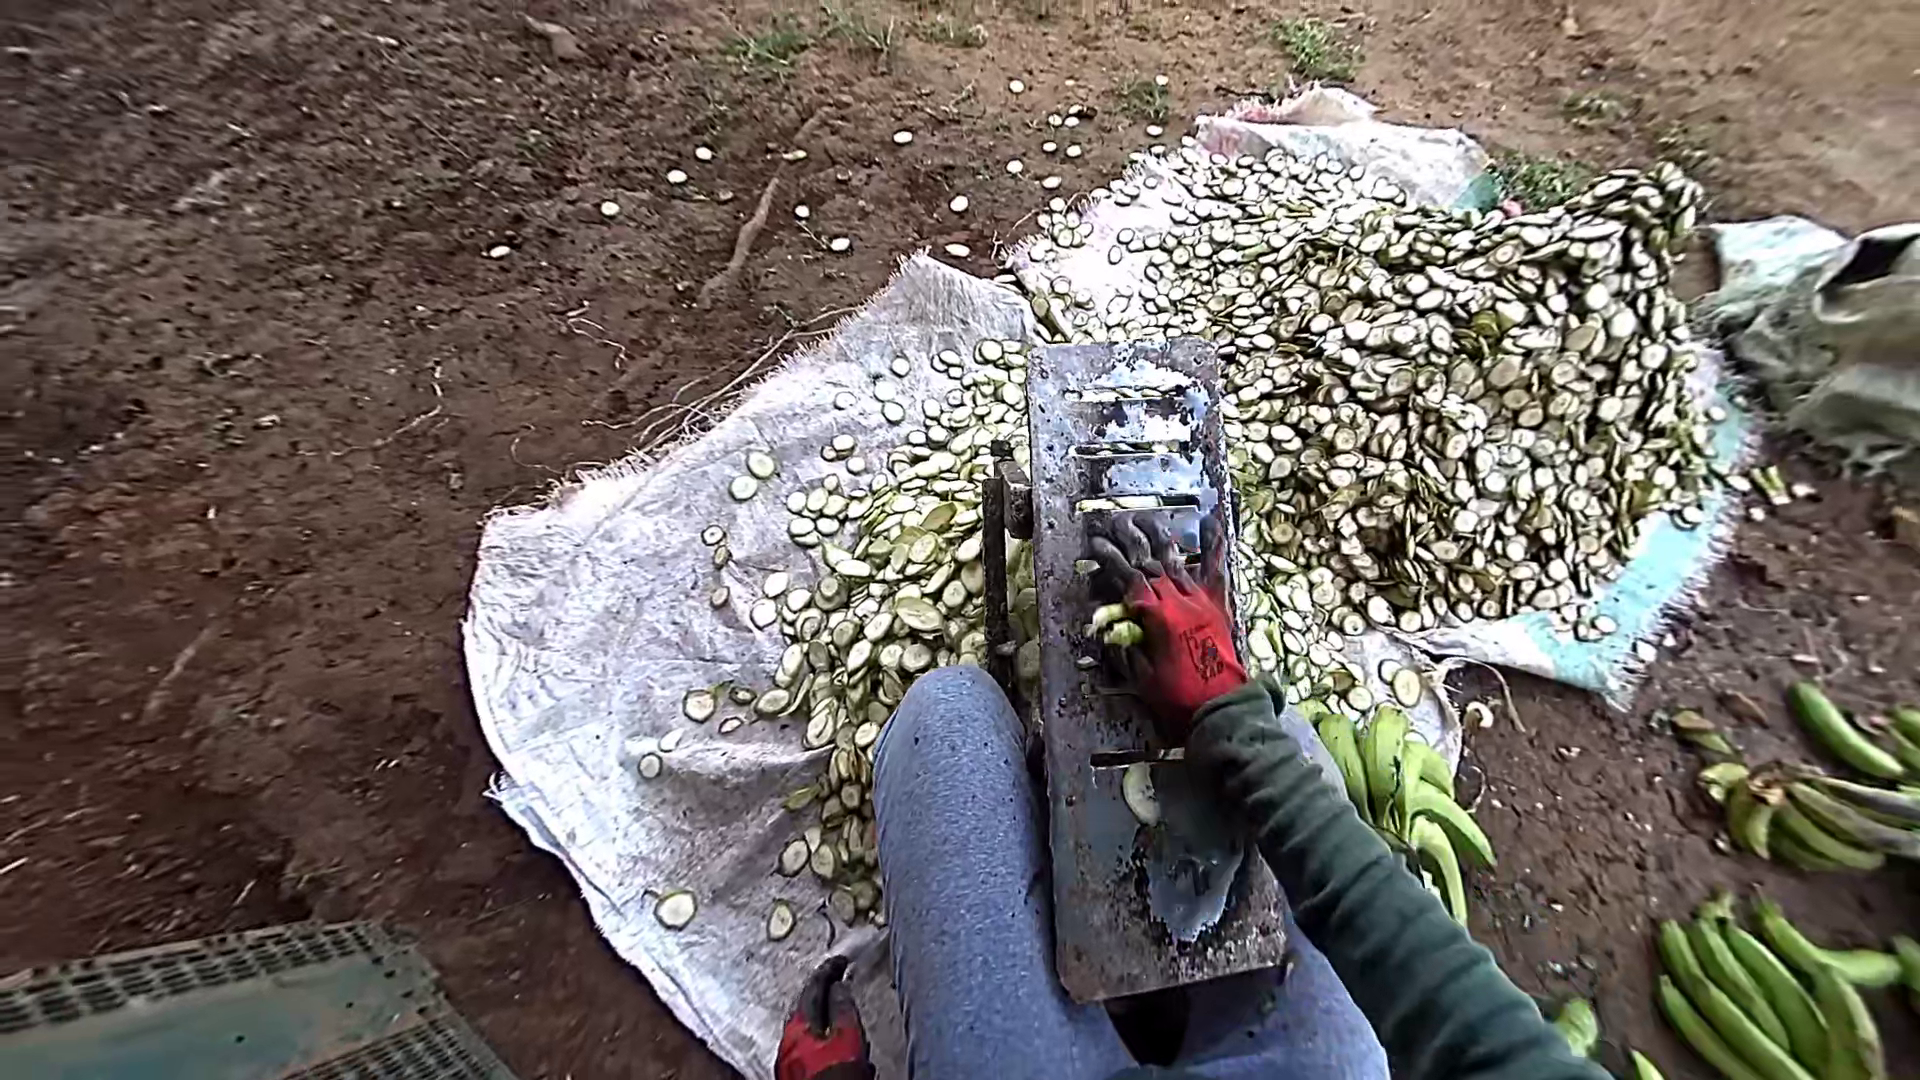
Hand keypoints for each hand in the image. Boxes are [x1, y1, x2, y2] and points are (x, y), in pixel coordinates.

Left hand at [776, 956, 873, 1079]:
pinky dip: (821, 1031)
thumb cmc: (838, 1077)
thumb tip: (838, 985)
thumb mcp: (848, 1036)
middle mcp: (787, 1040)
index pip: (813, 985)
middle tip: (842, 980)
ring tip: (842, 1007)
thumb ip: (842, 1007)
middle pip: (806, 1004)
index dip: (830, 969)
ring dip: (823, 1012)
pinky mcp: (793, 1074)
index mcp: (799, 1025)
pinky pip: (807, 1042)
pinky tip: (834, 1037)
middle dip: (824, 990)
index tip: (842, 960)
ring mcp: (788, 1059)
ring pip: (807, 1023)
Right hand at [1088, 514, 1247, 743]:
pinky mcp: (1218, 605)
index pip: (1127, 577)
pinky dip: (1214, 544)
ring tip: (1145, 519)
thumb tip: (1108, 627)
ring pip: (1175, 560)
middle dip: (1129, 539)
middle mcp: (1178, 600)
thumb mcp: (1141, 676)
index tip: (1096, 544)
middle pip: (1149, 561)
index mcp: (1156, 615)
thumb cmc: (1178, 697)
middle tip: (1115, 523)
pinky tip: (1210, 521)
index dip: (1110, 558)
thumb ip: (1125, 647)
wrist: (1223, 708)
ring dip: (1158, 537)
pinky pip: (1215, 569)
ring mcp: (1200, 599)